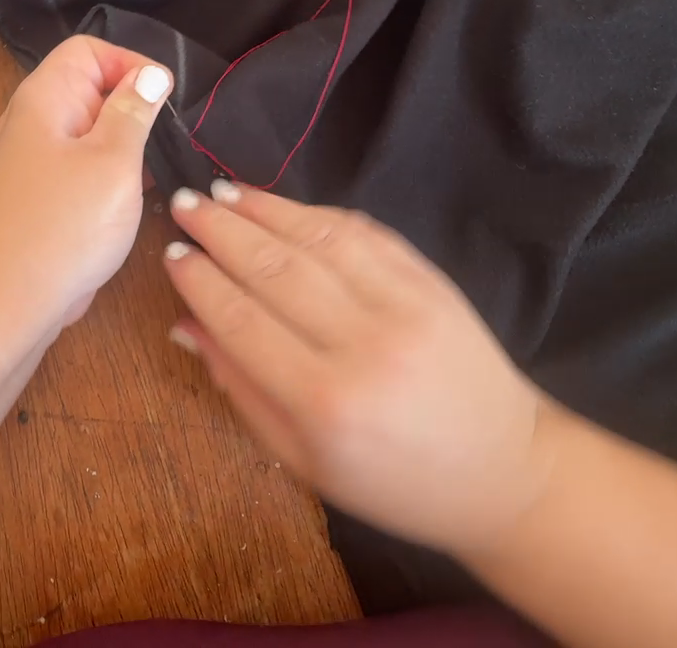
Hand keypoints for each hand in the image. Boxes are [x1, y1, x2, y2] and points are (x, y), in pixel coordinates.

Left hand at [0, 35, 171, 327]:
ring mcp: (35, 158)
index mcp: (44, 98)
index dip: (129, 63)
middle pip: (89, 87)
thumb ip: (134, 110)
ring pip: (89, 128)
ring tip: (153, 169)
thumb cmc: (67, 224)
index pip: (88, 50)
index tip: (163, 98)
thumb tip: (151, 73)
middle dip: (132, 105)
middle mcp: (33, 120)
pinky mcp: (42, 191)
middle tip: (162, 139)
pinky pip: (81, 162)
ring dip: (124, 142)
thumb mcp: (113, 160)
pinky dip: (110, 169)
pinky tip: (136, 195)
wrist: (13, 299)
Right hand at [163, 182, 559, 556]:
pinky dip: (315, 212)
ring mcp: (404, 305)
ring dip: (263, 208)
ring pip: (317, 237)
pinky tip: (281, 205)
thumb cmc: (391, 481)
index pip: (241, 319)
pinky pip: (363, 232)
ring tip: (222, 193)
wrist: (505, 472)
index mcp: (324, 401)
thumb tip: (185, 325)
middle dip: (220, 230)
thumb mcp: (302, 458)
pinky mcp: (430, 281)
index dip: (200, 281)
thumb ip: (240, 387)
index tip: (171, 254)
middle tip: (184, 204)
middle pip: (274, 268)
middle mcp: (364, 344)